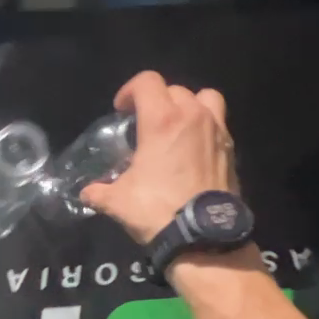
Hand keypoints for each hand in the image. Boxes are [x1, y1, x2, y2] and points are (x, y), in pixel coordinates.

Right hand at [81, 71, 238, 244]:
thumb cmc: (157, 209)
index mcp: (162, 120)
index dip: (130, 91)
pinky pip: (218, 122)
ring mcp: (217, 130)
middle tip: (144, 124)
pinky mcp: (231, 149)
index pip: (147, 82)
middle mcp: (192, 116)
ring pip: (204, 98)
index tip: (122, 110)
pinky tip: (192, 149)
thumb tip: (87, 193)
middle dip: (157, 101)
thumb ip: (99, 192)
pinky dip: (205, 127)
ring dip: (188, 105)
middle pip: (174, 89)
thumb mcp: (118, 202)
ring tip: (176, 127)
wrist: (203, 236)